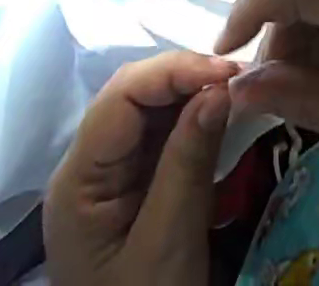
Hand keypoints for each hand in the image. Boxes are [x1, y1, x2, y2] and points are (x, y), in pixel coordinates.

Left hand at [44, 52, 237, 285]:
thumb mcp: (168, 246)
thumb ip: (188, 162)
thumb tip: (219, 88)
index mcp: (78, 179)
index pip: (120, 97)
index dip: (173, 71)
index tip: (228, 73)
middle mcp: (87, 163)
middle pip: (132, 94)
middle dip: (185, 76)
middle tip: (239, 79)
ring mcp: (110, 171)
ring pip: (149, 107)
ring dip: (192, 91)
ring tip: (236, 90)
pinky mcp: (133, 181)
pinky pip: (161, 132)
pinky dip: (193, 116)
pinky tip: (220, 114)